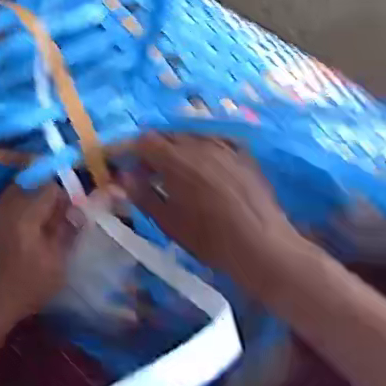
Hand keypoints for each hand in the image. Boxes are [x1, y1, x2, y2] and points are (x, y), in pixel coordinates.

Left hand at [0, 184, 78, 334]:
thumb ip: (66, 231)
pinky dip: (21, 211)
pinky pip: (8, 205)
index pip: (50, 187)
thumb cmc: (26, 286)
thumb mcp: (56, 263)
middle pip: (32, 186)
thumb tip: (78, 209)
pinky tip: (28, 234)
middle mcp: (5, 204)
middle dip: (49, 199)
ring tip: (45, 229)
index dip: (66, 198)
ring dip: (34, 204)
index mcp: (24, 212)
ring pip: (19, 194)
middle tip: (60, 222)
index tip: (73, 216)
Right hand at [120, 134, 316, 295]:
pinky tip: (202, 168)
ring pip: (189, 137)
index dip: (126, 151)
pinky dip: (201, 150)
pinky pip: (214, 143)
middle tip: (144, 173)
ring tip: (173, 173)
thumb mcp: (167, 221)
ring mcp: (224, 148)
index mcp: (175, 159)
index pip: (141, 141)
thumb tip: (124, 177)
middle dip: (150, 150)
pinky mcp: (244, 156)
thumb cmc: (210, 239)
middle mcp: (199, 145)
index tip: (119, 166)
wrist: (265, 249)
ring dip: (175, 150)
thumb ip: (141, 194)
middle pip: (165, 136)